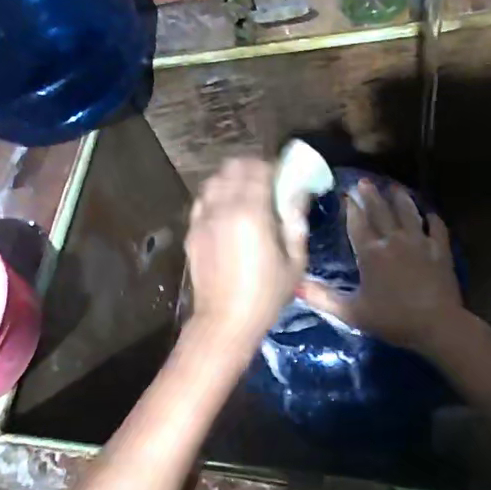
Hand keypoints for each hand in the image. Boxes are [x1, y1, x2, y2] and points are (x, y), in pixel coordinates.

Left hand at [185, 157, 306, 343]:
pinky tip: (225, 211)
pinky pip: (202, 200)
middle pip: (234, 167)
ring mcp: (203, 219)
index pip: (258, 169)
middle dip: (251, 169)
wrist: (224, 322)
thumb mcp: (294, 262)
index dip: (273, 168)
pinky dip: (215, 196)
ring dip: (231, 180)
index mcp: (251, 213)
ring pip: (214, 180)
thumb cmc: (266, 295)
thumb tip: (298, 194)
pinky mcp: (192, 231)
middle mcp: (223, 208)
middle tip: (266, 184)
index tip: (283, 178)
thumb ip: (296, 223)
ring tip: (245, 195)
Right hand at [300, 180, 469, 353]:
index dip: (351, 207)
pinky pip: (436, 227)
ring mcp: (420, 242)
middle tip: (365, 181)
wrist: (436, 325)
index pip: (357, 223)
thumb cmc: (391, 319)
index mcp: (371, 253)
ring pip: (409, 213)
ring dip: (400, 198)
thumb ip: (322, 298)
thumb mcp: (351, 312)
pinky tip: (429, 214)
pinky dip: (432, 219)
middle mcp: (394, 240)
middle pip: (381, 211)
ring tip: (394, 187)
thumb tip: (296, 285)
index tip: (346, 193)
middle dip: (371, 195)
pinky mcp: (440, 250)